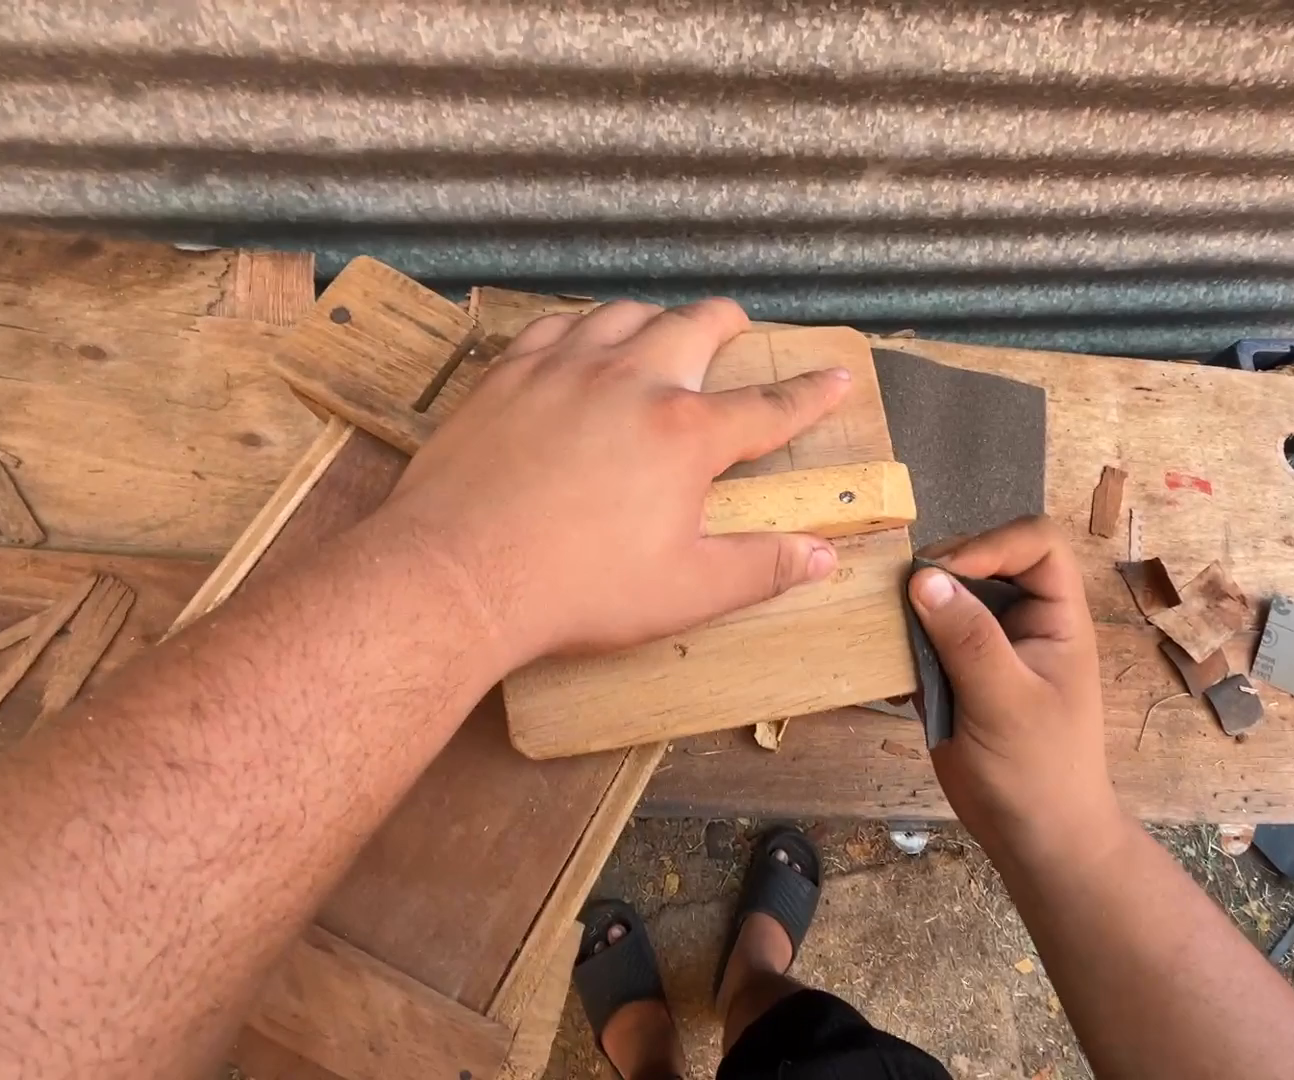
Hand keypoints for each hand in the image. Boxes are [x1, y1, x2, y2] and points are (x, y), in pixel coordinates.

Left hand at [370, 298, 851, 668]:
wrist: (457, 574)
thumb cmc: (580, 589)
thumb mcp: (686, 591)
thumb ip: (760, 569)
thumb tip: (822, 558)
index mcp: (685, 434)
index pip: (767, 408)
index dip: (809, 394)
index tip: (836, 375)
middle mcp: (632, 381)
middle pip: (695, 327)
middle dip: (727, 323)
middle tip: (736, 327)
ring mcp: (565, 368)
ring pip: (625, 314)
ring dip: (657, 317)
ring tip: (663, 331)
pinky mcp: (509, 373)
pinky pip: (557, 326)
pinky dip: (583, 327)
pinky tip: (581, 342)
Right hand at [907, 516, 1118, 848]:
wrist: (1032, 837)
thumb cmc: (1038, 771)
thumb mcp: (1007, 703)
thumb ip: (968, 639)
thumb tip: (923, 577)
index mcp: (1055, 617)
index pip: (1035, 543)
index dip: (991, 543)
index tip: (942, 573)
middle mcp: (1020, 620)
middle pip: (983, 559)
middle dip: (942, 570)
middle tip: (901, 597)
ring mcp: (985, 644)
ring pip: (947, 595)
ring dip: (915, 605)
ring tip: (886, 625)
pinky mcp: (954, 669)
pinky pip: (925, 633)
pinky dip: (904, 639)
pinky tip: (889, 663)